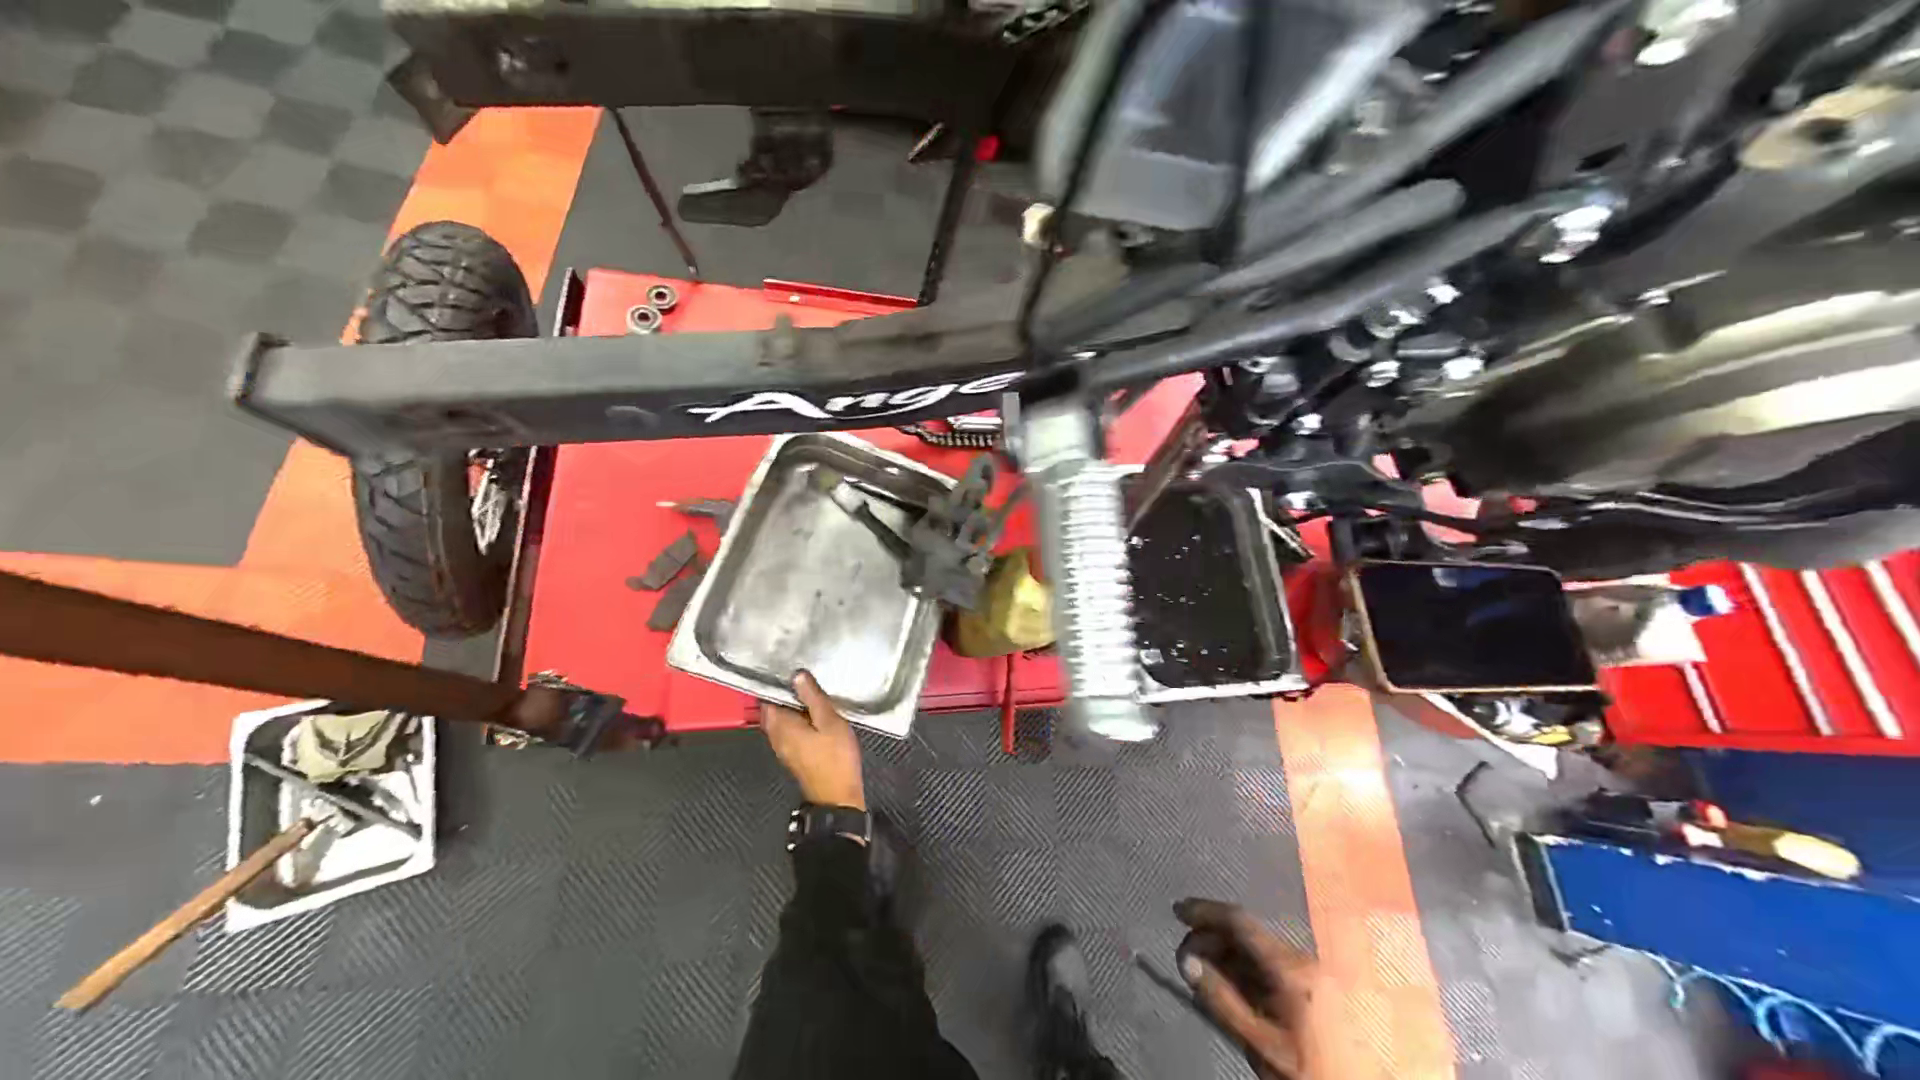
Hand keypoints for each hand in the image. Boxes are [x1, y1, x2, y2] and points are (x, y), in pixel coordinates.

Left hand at [760, 671, 865, 809]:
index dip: (778, 681)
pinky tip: (815, 715)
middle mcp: (775, 735)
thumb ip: (813, 698)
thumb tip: (797, 676)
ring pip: (781, 719)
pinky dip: (797, 720)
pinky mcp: (792, 754)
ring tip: (813, 694)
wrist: (837, 798)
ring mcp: (782, 747)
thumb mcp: (829, 721)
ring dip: (793, 707)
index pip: (767, 697)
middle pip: (773, 708)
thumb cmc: (835, 758)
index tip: (791, 668)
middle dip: (786, 694)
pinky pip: (789, 730)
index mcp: (780, 725)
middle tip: (806, 679)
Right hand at [1175, 898, 1331, 1079]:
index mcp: (1291, 969)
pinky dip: (1240, 969)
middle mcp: (1300, 960)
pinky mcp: (1308, 988)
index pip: (1241, 922)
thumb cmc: (1311, 1075)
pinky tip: (1224, 985)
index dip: (1206, 911)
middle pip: (1245, 934)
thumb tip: (1187, 962)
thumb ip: (1221, 1001)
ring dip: (1222, 954)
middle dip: (1210, 939)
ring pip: (1253, 950)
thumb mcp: (1261, 1045)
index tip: (1177, 910)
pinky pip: (1265, 966)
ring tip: (1199, 974)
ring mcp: (1307, 973)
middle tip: (1184, 959)